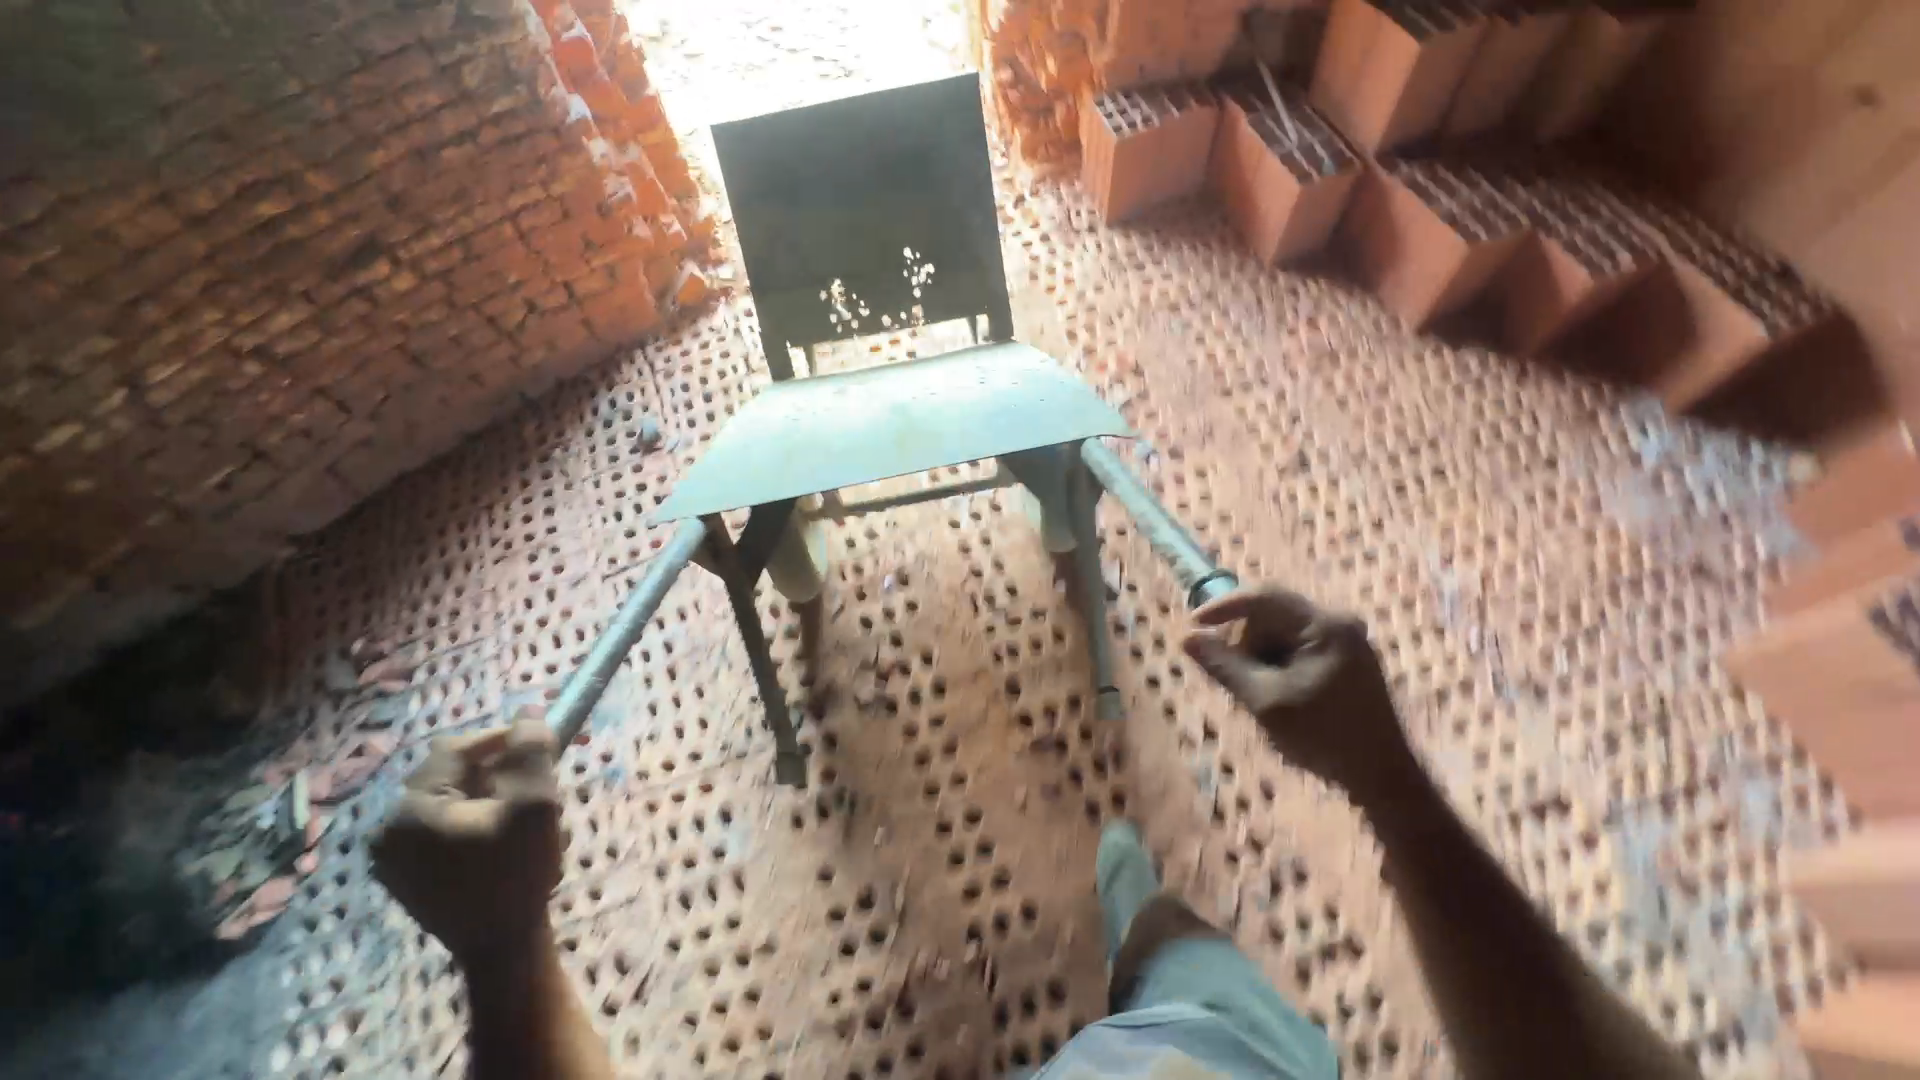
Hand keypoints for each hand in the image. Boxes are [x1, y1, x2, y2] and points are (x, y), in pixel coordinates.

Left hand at [371, 719, 562, 963]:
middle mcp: (390, 829)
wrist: (502, 949)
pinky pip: (449, 830)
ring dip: (498, 801)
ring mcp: (395, 858)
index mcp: (411, 809)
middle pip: (456, 775)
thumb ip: (531, 751)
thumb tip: (528, 715)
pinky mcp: (410, 877)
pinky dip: (483, 825)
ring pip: (456, 802)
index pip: (458, 749)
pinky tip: (511, 845)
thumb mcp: (535, 803)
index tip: (543, 743)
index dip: (503, 739)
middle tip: (544, 788)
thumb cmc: (518, 874)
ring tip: (533, 823)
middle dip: (505, 776)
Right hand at [1181, 586, 1423, 810]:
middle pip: (1271, 614)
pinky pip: (1298, 646)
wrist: (1384, 777)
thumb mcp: (1265, 701)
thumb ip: (1224, 666)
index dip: (1222, 607)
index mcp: (1324, 626)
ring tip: (1258, 695)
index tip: (1193, 627)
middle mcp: (1338, 623)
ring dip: (1260, 656)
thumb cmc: (1324, 737)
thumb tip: (1186, 638)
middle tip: (1233, 679)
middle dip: (1245, 642)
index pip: (1262, 596)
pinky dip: (1278, 664)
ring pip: (1281, 632)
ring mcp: (1345, 640)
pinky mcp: (1347, 659)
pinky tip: (1277, 696)